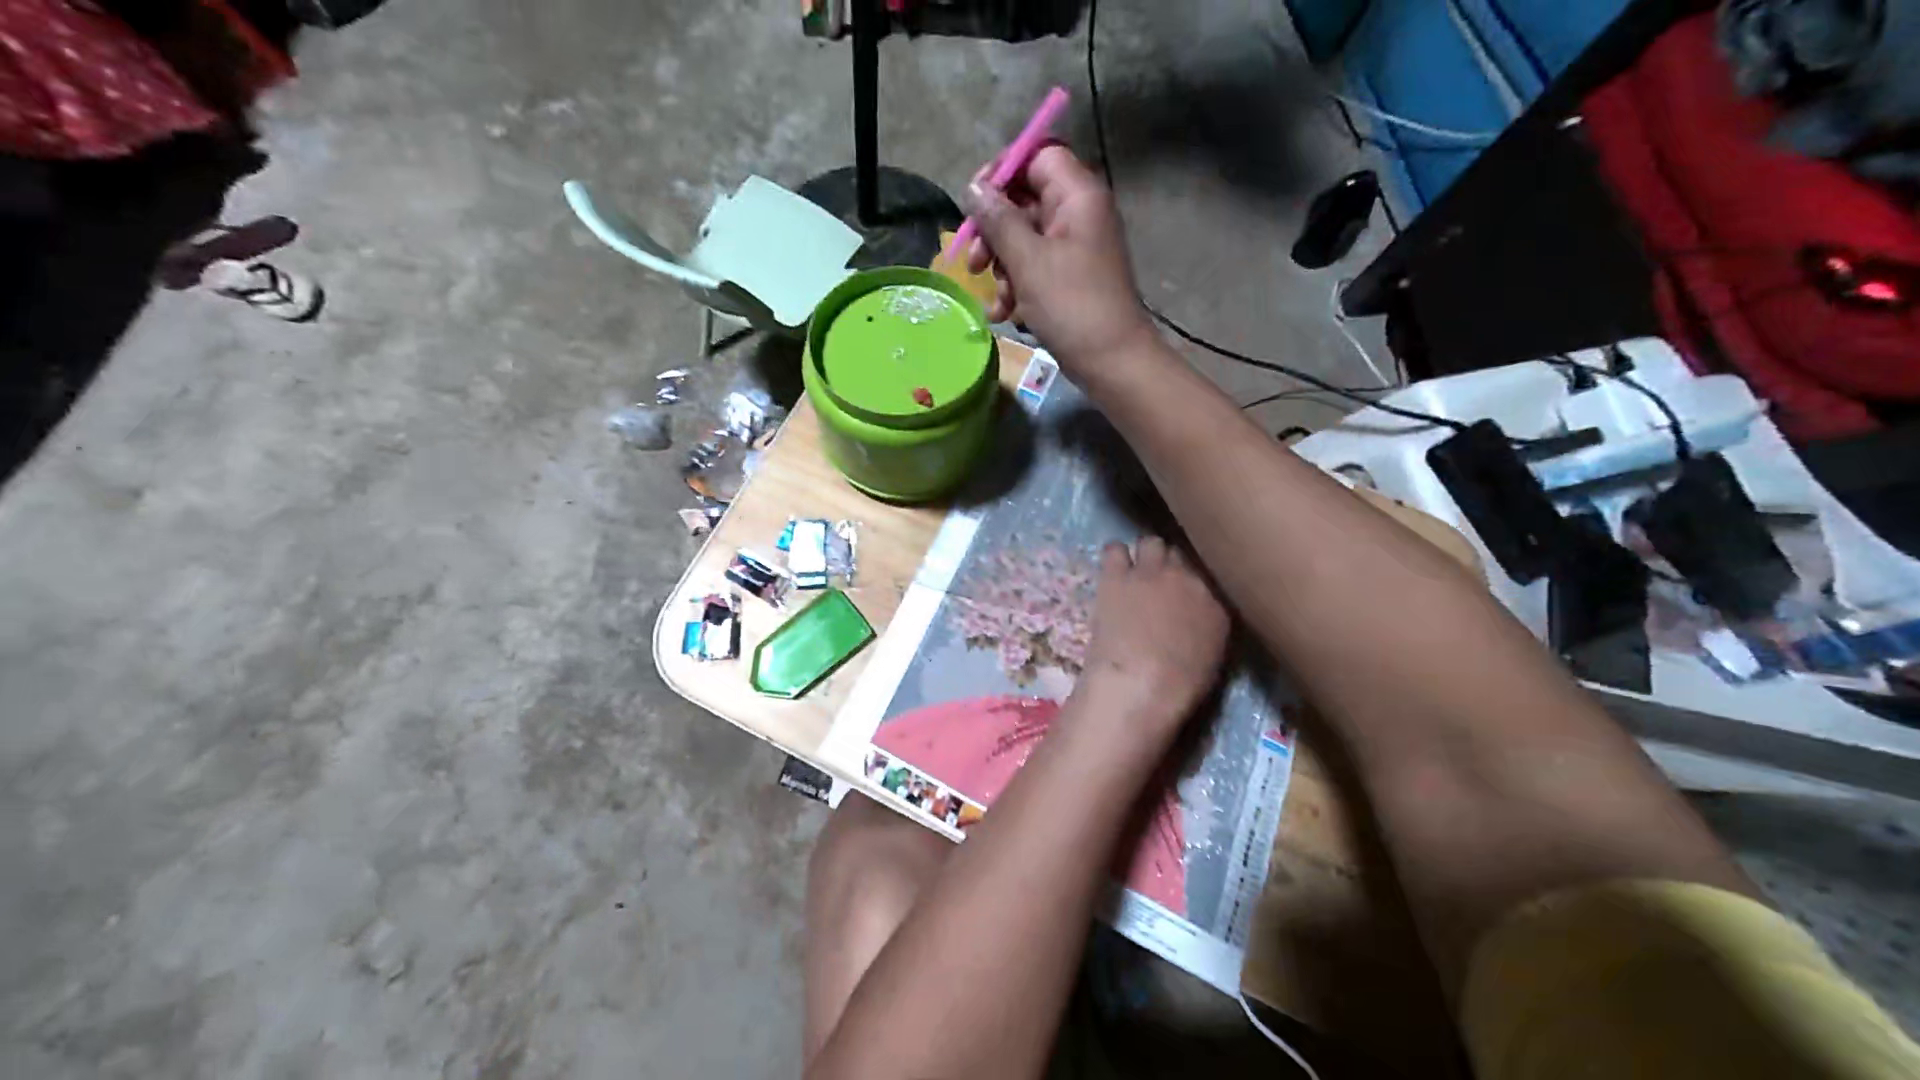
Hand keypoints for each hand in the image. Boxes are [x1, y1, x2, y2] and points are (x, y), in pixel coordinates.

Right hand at [965, 145, 1156, 372]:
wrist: (1112, 361)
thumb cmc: (1071, 305)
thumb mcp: (1027, 260)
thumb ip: (998, 220)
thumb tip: (974, 187)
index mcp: (1078, 195)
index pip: (1037, 156)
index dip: (1002, 171)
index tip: (974, 201)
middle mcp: (1079, 213)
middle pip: (1025, 200)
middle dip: (994, 232)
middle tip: (974, 263)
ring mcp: (1075, 247)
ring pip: (1025, 239)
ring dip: (1002, 266)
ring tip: (995, 298)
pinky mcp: (1070, 277)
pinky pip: (1035, 267)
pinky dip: (1017, 286)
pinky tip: (1004, 313)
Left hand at [1077, 537, 1229, 736]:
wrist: (1139, 684)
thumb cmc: (1179, 685)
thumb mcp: (1212, 654)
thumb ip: (1209, 623)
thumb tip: (1199, 613)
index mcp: (1217, 601)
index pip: (1210, 571)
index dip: (1195, 577)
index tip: (1186, 588)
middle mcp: (1187, 577)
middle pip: (1181, 552)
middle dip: (1171, 563)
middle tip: (1160, 581)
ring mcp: (1150, 572)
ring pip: (1151, 542)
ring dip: (1145, 555)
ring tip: (1136, 573)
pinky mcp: (1116, 575)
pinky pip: (1114, 549)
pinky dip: (1115, 557)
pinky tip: (1113, 572)